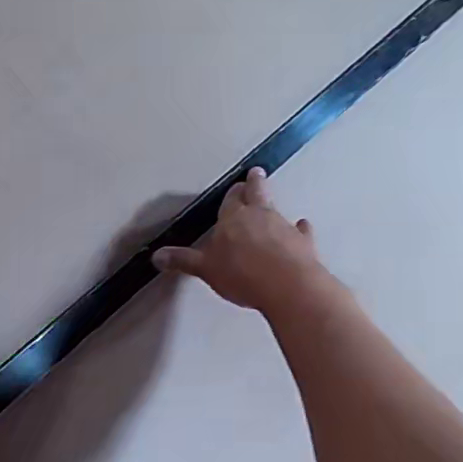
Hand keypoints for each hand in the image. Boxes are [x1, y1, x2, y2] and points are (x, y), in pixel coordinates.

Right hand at [152, 168, 332, 312]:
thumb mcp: (205, 269)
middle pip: (257, 193)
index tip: (234, 187)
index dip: (231, 194)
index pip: (230, 199)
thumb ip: (183, 260)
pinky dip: (300, 230)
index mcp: (232, 218)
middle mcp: (259, 216)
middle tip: (256, 174)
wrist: (287, 287)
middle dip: (255, 183)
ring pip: (277, 210)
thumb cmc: (243, 273)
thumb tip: (158, 256)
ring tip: (272, 206)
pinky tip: (302, 229)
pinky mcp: (304, 243)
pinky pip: (301, 232)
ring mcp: (284, 227)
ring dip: (273, 208)